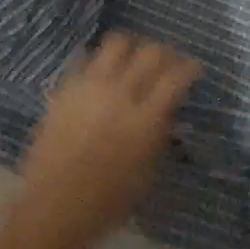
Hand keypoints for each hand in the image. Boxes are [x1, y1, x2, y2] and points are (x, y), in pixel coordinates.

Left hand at [0, 32, 202, 248]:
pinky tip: (103, 71)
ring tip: (133, 58)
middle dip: (165, 53)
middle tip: (168, 62)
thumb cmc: (108, 200)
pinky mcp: (66, 86)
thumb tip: (168, 109)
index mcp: (144, 119)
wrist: (55, 205)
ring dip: (131, 47)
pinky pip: (86, 57)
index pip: (175, 77)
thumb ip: (160, 133)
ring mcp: (90, 85)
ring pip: (117, 42)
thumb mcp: (148, 173)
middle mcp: (119, 93)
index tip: (194, 68)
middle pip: (150, 52)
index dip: (190, 67)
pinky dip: (99, 60)